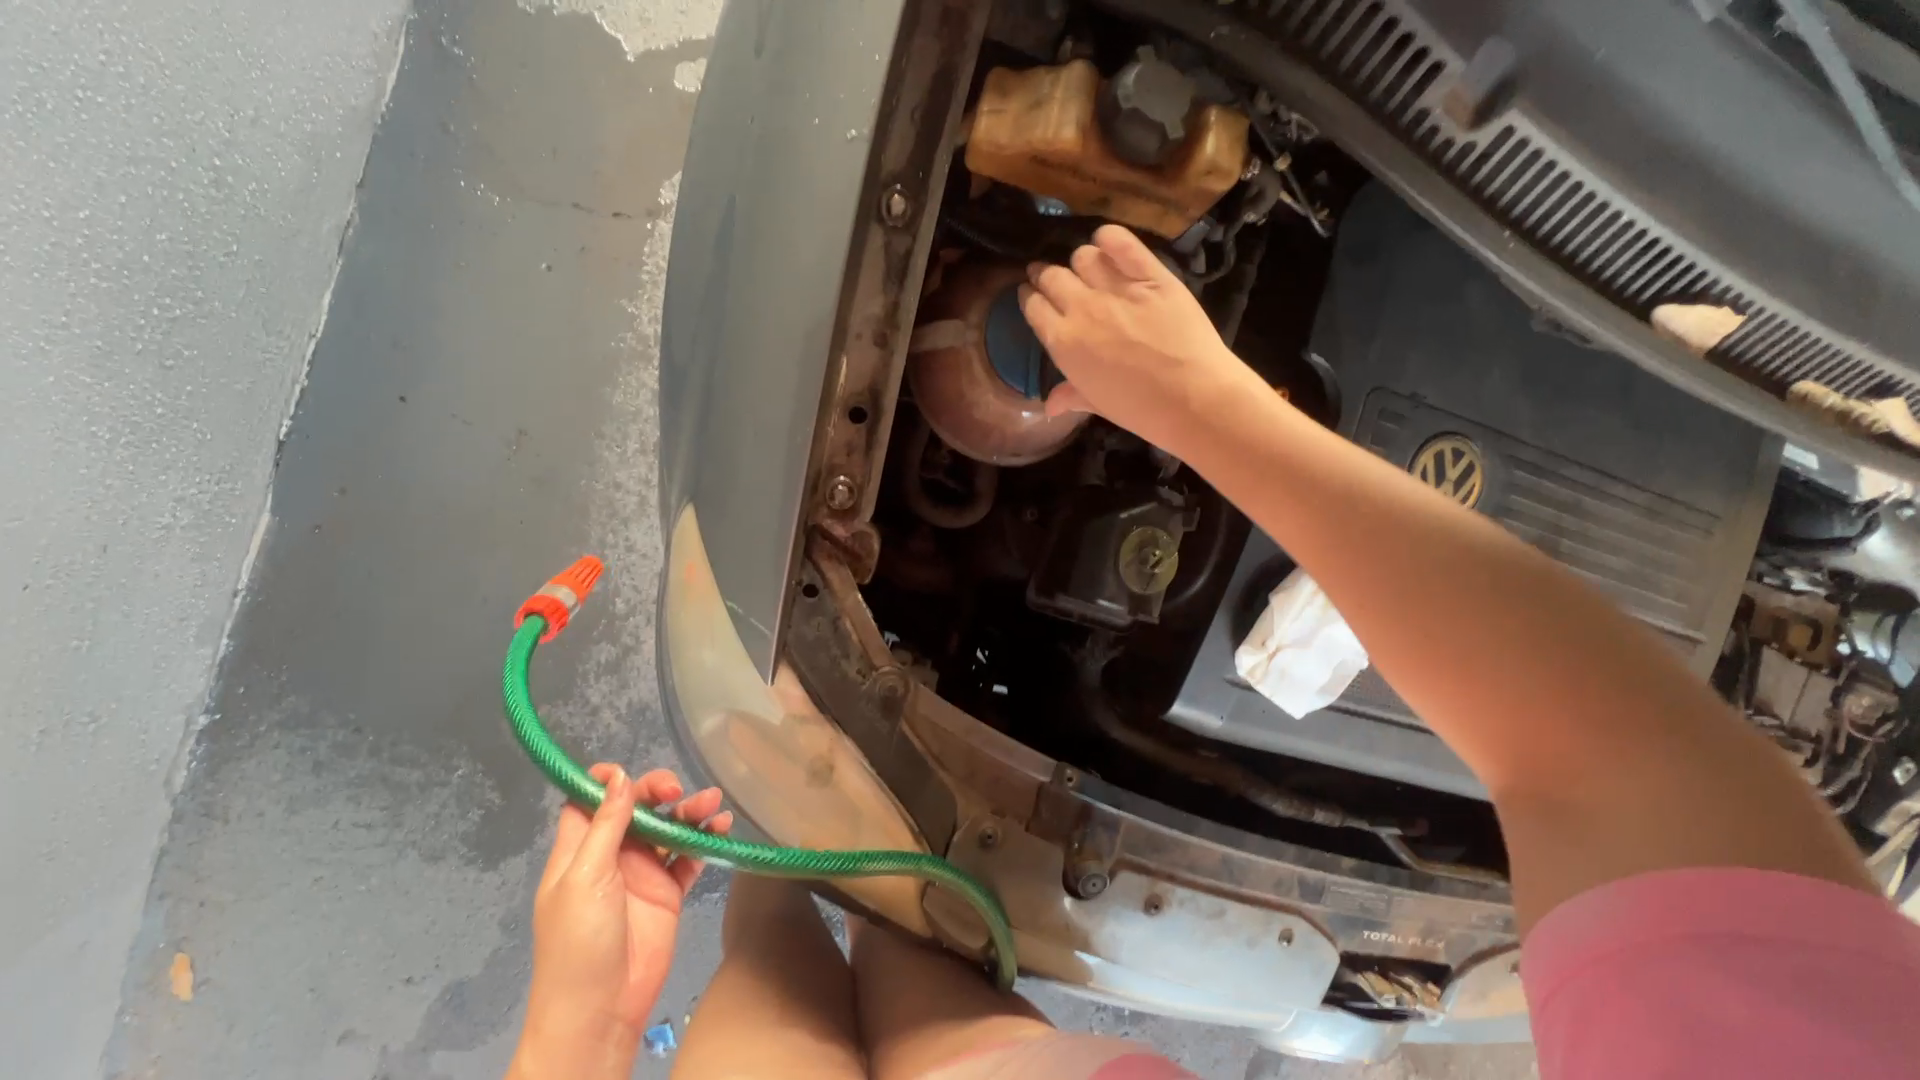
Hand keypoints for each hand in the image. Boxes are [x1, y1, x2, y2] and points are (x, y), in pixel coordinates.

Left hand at [508, 764, 731, 1079]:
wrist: (601, 1008)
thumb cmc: (580, 940)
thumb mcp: (585, 878)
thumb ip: (606, 827)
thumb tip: (618, 776)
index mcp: (580, 850)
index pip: (588, 802)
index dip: (605, 782)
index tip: (626, 770)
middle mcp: (612, 856)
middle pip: (636, 809)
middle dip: (656, 791)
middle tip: (675, 790)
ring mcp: (642, 874)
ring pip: (668, 829)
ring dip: (689, 812)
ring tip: (714, 803)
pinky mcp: (669, 893)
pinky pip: (689, 857)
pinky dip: (705, 841)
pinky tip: (721, 829)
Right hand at [1019, 224, 1267, 455]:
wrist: (1194, 398)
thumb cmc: (1142, 410)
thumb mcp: (1099, 405)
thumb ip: (1071, 395)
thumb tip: (1050, 405)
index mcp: (1063, 342)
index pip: (1033, 306)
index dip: (1030, 297)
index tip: (1032, 295)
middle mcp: (1082, 308)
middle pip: (1051, 276)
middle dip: (1045, 274)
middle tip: (1050, 277)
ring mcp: (1117, 287)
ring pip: (1083, 256)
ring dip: (1081, 262)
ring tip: (1089, 269)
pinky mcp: (1151, 274)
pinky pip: (1120, 241)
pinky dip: (1110, 238)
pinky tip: (1110, 245)